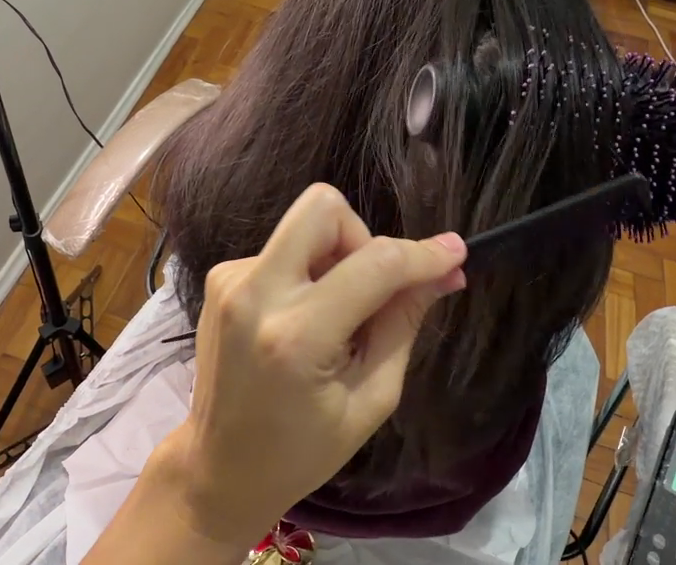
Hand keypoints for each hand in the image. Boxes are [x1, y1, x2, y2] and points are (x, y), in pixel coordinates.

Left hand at [150, 183, 467, 548]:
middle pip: (323, 207)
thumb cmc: (303, 448)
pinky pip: (283, 249)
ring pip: (304, 226)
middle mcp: (256, 293)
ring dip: (333, 258)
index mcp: (296, 336)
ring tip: (334, 319)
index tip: (455, 252)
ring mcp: (230, 280)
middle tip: (370, 287)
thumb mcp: (371, 399)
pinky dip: (306, 275)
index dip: (422, 255)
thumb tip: (444, 271)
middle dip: (362, 234)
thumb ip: (404, 323)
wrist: (220, 468)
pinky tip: (300, 323)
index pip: (374, 265)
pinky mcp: (220, 278)